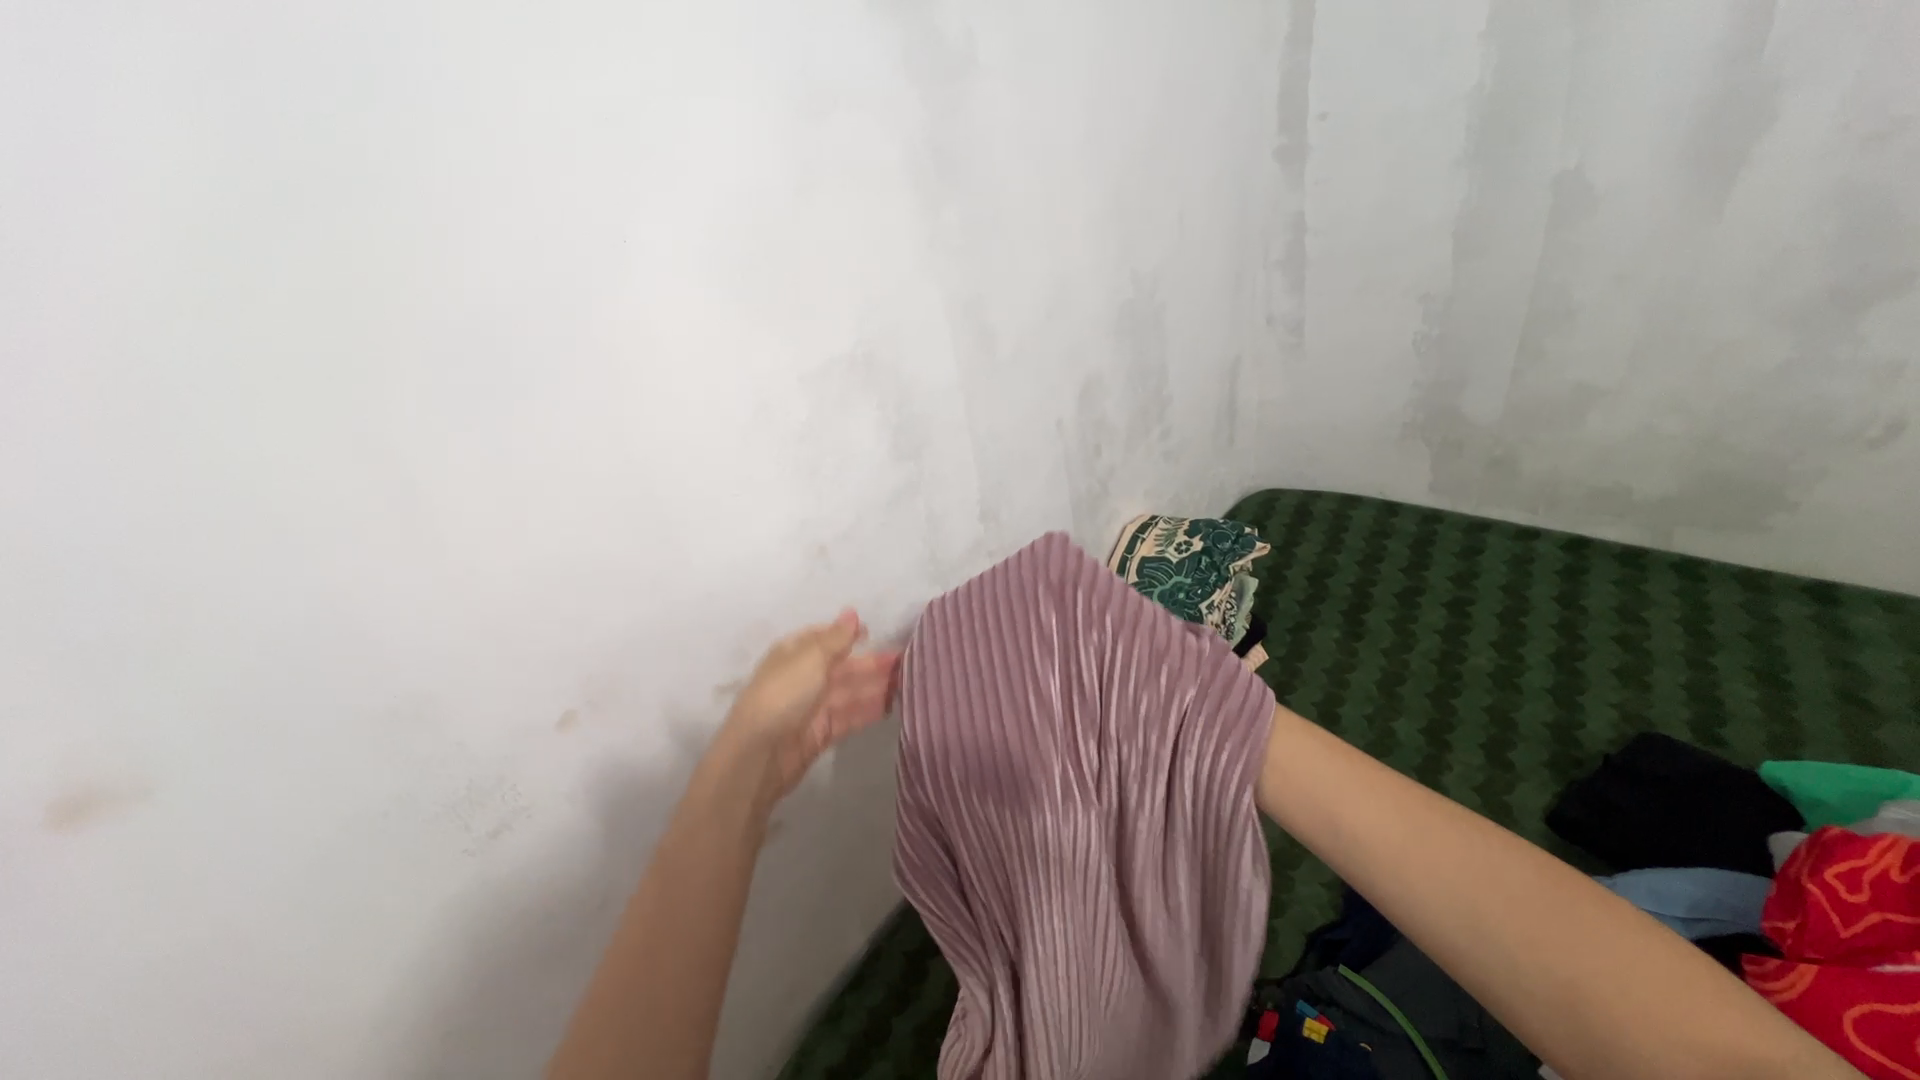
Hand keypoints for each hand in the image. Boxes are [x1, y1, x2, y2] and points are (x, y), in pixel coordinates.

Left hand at [716, 610, 901, 806]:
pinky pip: (850, 717)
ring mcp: (813, 707)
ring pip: (849, 692)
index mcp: (794, 654)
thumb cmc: (783, 695)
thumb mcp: (810, 658)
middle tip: (906, 661)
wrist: (760, 753)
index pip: (823, 638)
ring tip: (907, 683)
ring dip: (876, 687)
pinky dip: (869, 711)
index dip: (848, 635)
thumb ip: (837, 638)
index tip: (876, 634)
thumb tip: (853, 613)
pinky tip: (891, 706)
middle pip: (842, 667)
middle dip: (871, 663)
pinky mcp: (822, 733)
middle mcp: (803, 678)